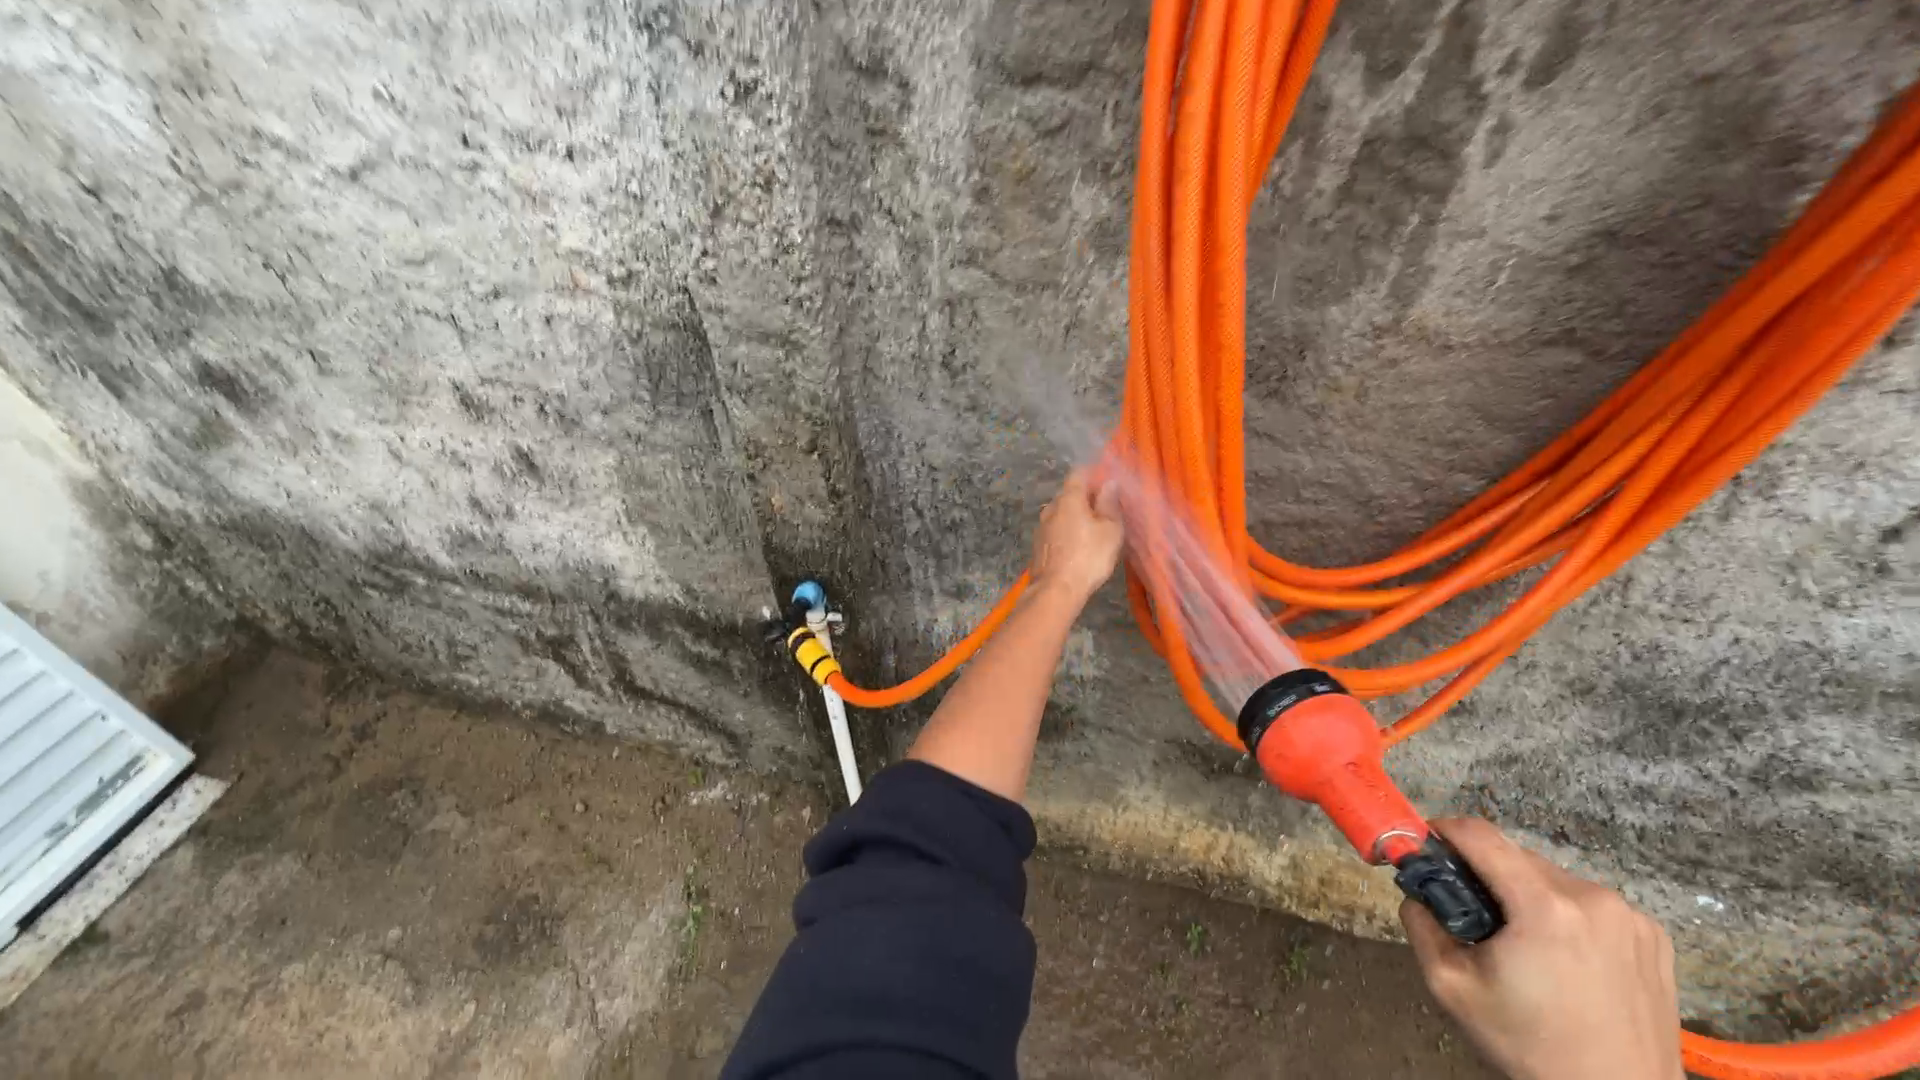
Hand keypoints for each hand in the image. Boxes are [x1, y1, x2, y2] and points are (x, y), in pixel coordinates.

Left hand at [1029, 467, 1124, 603]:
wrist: (1056, 590)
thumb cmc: (1088, 557)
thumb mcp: (1110, 529)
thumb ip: (1109, 503)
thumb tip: (1109, 483)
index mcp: (1068, 498)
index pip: (1079, 473)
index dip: (1094, 472)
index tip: (1108, 479)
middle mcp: (1051, 508)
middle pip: (1069, 493)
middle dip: (1086, 495)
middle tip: (1106, 506)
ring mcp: (1041, 527)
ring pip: (1061, 512)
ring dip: (1076, 514)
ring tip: (1094, 526)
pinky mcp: (1039, 545)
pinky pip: (1056, 528)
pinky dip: (1068, 529)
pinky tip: (1078, 542)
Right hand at [1402, 819, 1682, 1079]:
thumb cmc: (1532, 1045)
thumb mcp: (1451, 987)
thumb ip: (1420, 925)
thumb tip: (1416, 892)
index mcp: (1545, 907)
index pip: (1480, 834)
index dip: (1443, 830)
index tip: (1425, 844)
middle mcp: (1594, 899)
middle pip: (1517, 856)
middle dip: (1484, 872)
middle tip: (1469, 909)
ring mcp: (1630, 917)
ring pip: (1553, 879)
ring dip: (1525, 893)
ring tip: (1519, 940)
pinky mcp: (1653, 935)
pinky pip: (1590, 903)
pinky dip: (1566, 914)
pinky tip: (1563, 955)